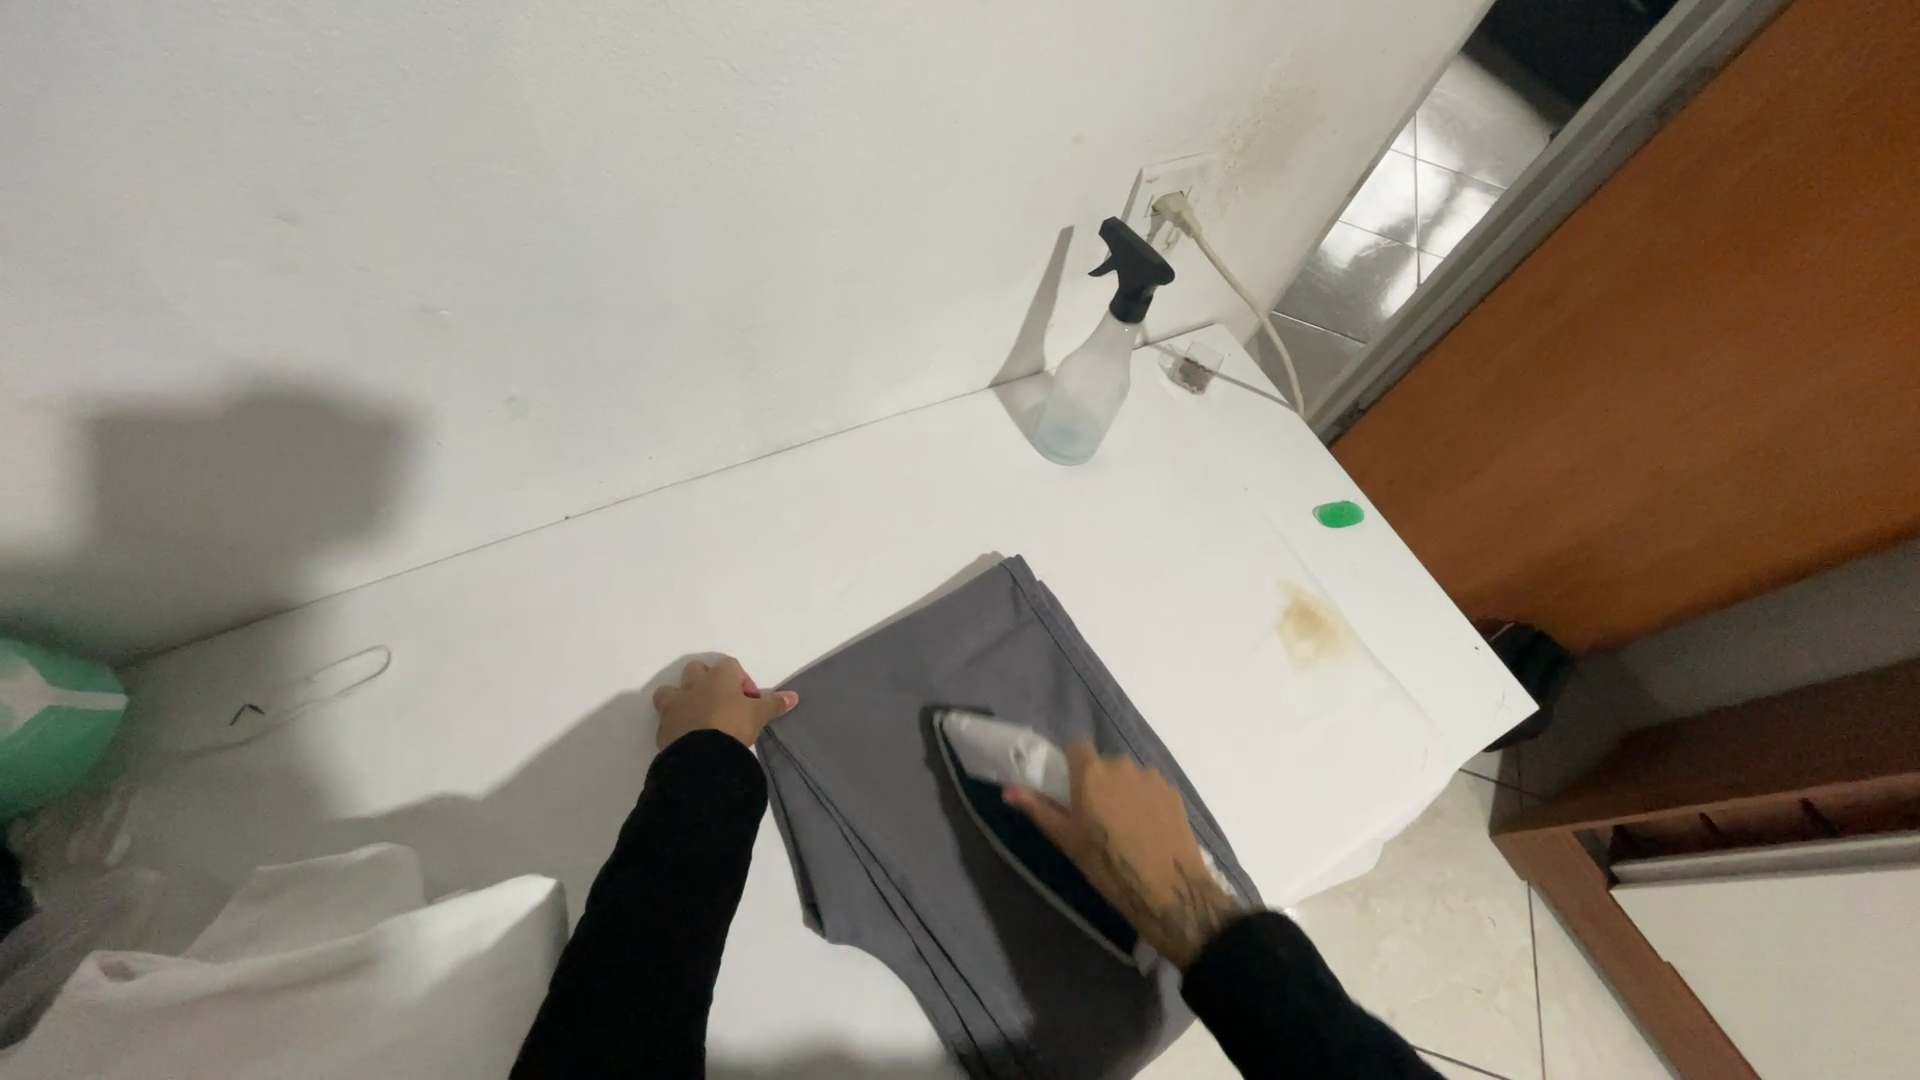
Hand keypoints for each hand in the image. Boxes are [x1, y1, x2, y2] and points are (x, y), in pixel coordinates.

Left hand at [651, 656, 797, 750]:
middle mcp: (694, 684)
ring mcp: (675, 703)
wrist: (702, 755)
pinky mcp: (663, 724)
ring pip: (670, 690)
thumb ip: (775, 704)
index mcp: (719, 676)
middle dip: (708, 682)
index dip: (742, 681)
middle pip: (697, 669)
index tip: (749, 700)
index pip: (731, 665)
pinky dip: (675, 722)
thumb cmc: (733, 726)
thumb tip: (794, 696)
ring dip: (682, 698)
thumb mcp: (759, 716)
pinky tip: (687, 735)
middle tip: (722, 703)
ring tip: (696, 716)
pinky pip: (666, 716)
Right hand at [1005, 739, 1244, 969]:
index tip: (1071, 787)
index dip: (1072, 762)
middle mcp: (1121, 765)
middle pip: (1104, 763)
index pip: (1077, 745)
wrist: (1169, 891)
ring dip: (1123, 791)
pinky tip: (1148, 830)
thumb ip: (1038, 808)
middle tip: (1097, 817)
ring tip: (1126, 827)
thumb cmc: (1108, 866)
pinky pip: (1151, 788)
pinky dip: (1146, 801)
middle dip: (1099, 782)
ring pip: (1129, 776)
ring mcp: (1151, 777)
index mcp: (1091, 772)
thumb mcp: (1067, 840)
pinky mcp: (1173, 791)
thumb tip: (1008, 789)